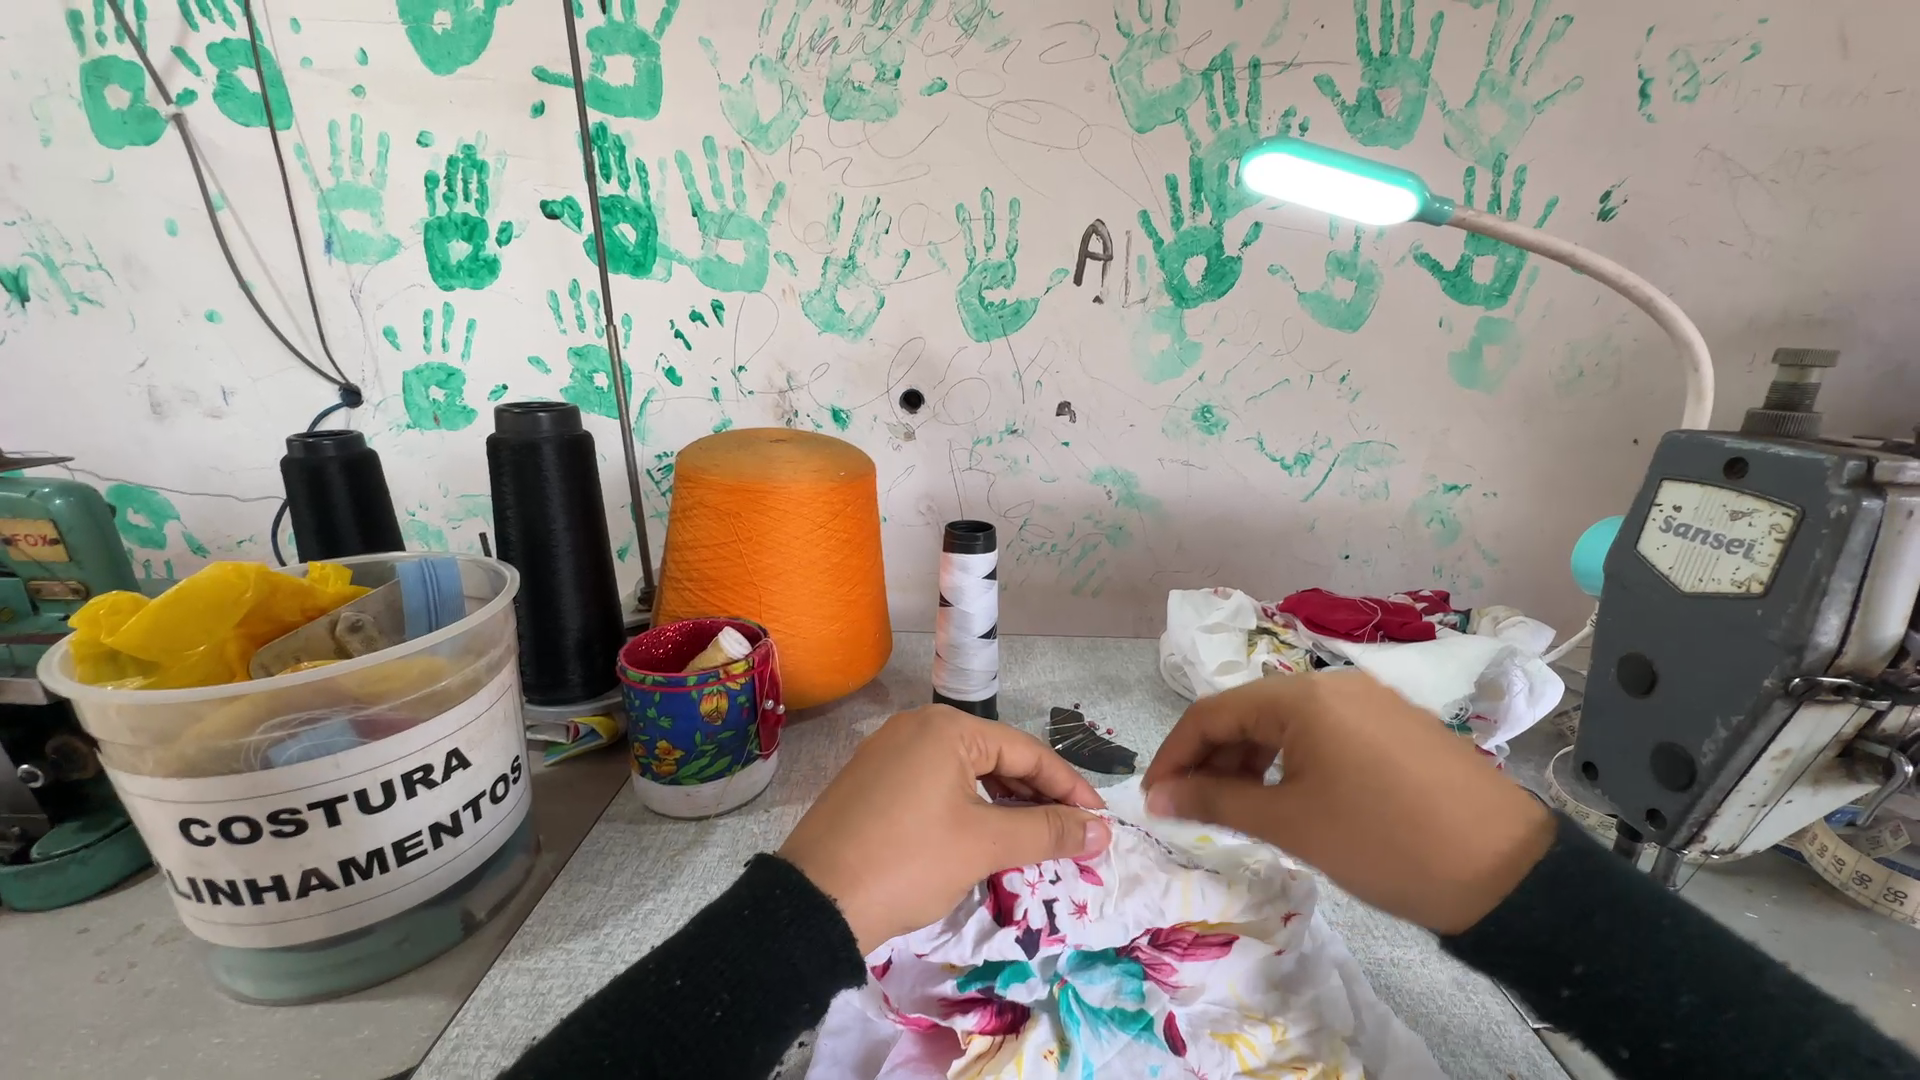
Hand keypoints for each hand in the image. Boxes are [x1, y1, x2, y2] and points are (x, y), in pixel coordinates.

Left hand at [778, 706, 1111, 953]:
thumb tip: (1101, 829)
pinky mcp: (872, 781)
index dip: (1068, 786)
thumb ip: (1047, 831)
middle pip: (995, 757)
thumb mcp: (984, 844)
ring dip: (1002, 805)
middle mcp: (917, 726)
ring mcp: (889, 752)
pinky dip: (966, 808)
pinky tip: (980, 837)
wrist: (814, 902)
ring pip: (964, 773)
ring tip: (1031, 840)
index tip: (1099, 821)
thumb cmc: (908, 862)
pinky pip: (935, 784)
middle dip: (1036, 797)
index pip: (1025, 751)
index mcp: (947, 728)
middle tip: (1069, 835)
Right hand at [1142, 672, 1552, 934]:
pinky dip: (1290, 759)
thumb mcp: (1290, 824)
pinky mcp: (1396, 723)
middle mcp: (1333, 683)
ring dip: (1250, 759)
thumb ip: (1214, 801)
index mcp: (1302, 696)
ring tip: (1237, 806)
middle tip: (1190, 806)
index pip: (1211, 712)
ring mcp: (1370, 700)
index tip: (1154, 796)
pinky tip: (1289, 794)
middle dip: (1211, 758)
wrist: (1512, 876)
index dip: (1174, 754)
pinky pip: (1322, 731)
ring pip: (1285, 721)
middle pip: (1247, 711)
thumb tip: (1157, 796)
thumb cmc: (1384, 844)